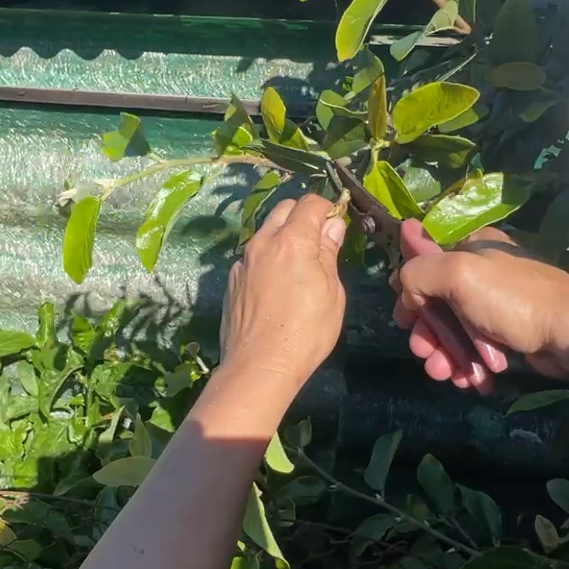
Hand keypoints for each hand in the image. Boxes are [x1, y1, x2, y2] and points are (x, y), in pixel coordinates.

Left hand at [217, 194, 348, 404]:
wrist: (259, 365)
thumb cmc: (306, 332)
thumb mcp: (331, 293)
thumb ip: (328, 254)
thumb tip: (332, 226)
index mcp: (292, 241)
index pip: (311, 204)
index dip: (328, 210)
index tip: (336, 228)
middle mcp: (263, 242)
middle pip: (284, 209)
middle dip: (303, 217)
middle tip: (318, 243)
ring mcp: (243, 261)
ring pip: (265, 232)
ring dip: (282, 237)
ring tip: (297, 267)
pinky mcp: (232, 280)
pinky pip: (252, 258)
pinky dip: (266, 260)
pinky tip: (274, 287)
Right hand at [392, 220, 568, 385]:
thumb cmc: (514, 299)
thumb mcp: (459, 274)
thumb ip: (418, 273)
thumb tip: (405, 292)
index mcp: (469, 246)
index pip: (422, 262)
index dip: (409, 292)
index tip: (404, 319)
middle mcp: (479, 270)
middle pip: (433, 302)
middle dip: (427, 334)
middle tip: (425, 354)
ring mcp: (492, 302)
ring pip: (451, 329)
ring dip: (444, 355)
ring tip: (447, 375)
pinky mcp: (504, 330)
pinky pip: (473, 346)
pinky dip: (466, 363)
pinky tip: (468, 379)